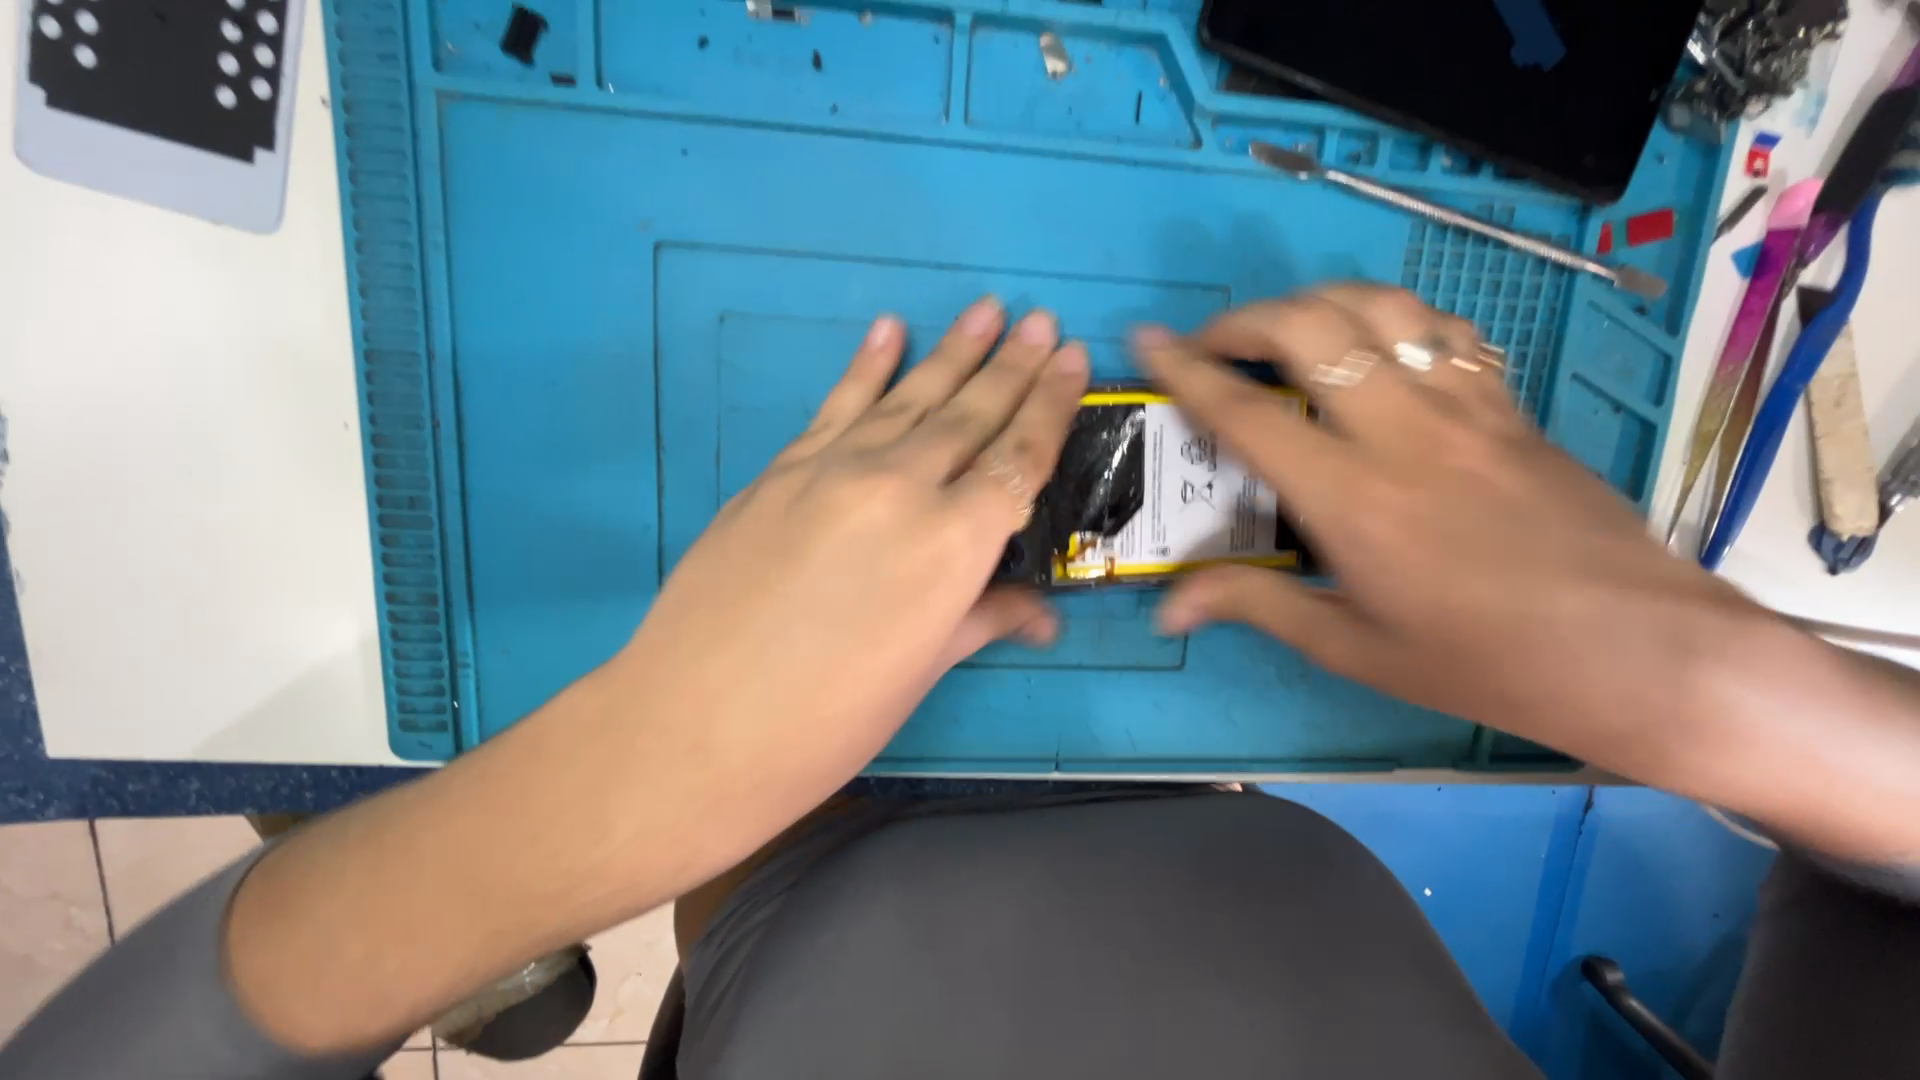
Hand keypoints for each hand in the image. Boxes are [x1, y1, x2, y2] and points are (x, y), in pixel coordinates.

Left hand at [622, 297, 1088, 806]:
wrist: (696, 725)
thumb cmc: (828, 721)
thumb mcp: (920, 671)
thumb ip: (982, 618)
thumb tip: (1042, 613)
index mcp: (952, 544)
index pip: (1018, 459)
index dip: (1050, 407)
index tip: (1072, 361)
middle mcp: (901, 488)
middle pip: (970, 415)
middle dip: (1012, 366)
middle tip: (1043, 322)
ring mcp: (834, 471)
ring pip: (909, 399)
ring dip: (953, 353)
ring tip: (986, 310)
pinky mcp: (782, 471)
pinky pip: (836, 406)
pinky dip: (866, 367)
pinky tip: (888, 330)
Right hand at [1134, 284, 1765, 780]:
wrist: (1643, 654)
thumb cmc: (1484, 662)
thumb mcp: (1354, 648)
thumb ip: (1255, 606)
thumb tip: (1166, 610)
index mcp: (1353, 499)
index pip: (1248, 414)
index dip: (1187, 371)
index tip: (1148, 341)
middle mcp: (1404, 433)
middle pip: (1313, 329)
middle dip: (1246, 320)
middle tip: (1212, 343)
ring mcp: (1466, 408)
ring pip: (1381, 308)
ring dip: (1316, 303)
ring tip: (1284, 331)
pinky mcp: (1510, 405)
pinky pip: (1441, 330)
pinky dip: (1390, 319)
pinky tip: (1374, 345)